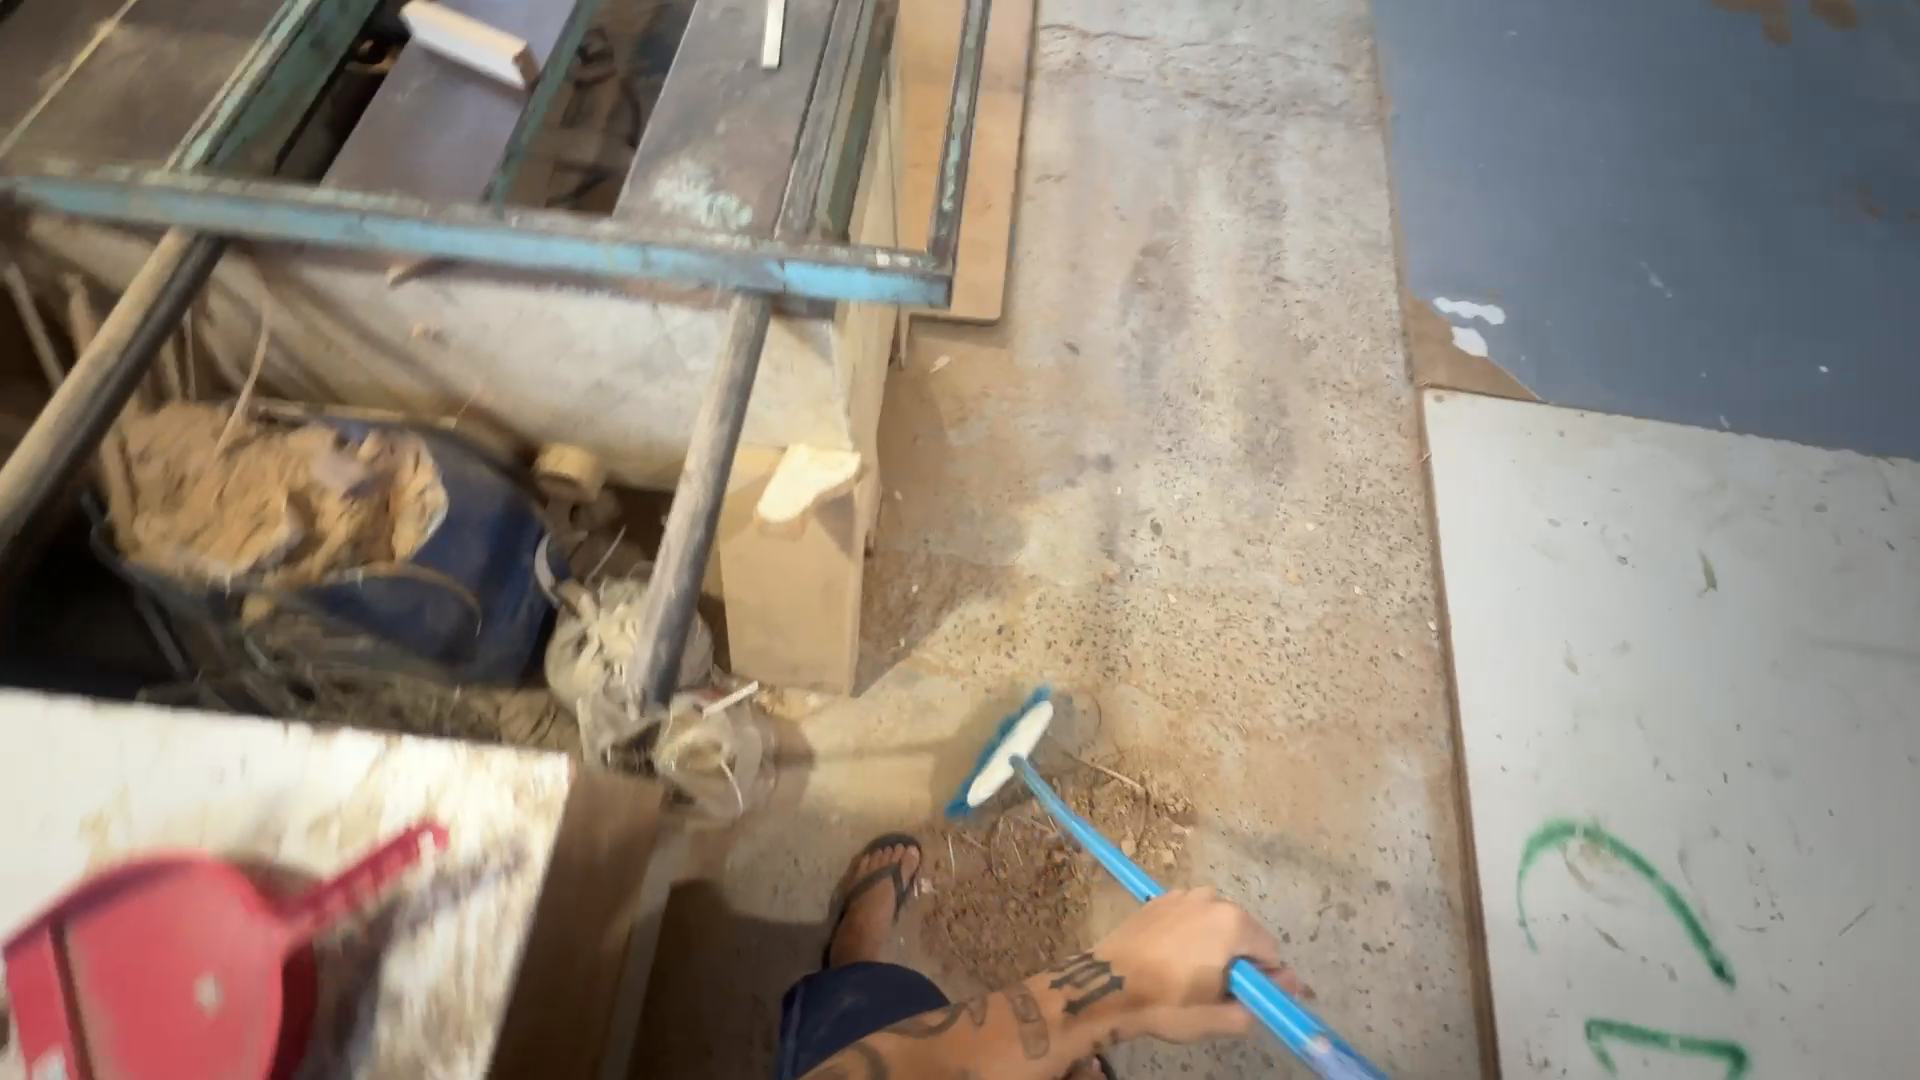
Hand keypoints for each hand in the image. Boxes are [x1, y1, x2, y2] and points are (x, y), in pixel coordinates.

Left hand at [1086, 887, 1308, 1042]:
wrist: (1110, 982)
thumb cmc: (1167, 1001)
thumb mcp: (1219, 1018)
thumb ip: (1259, 1003)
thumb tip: (1285, 989)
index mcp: (1232, 923)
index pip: (1270, 952)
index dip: (1267, 978)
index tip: (1250, 996)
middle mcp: (1211, 898)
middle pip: (1244, 931)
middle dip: (1240, 958)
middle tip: (1220, 989)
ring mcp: (1183, 894)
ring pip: (1217, 921)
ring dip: (1216, 943)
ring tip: (1195, 972)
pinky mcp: (1161, 898)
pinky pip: (1192, 915)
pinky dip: (1194, 932)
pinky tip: (1176, 955)